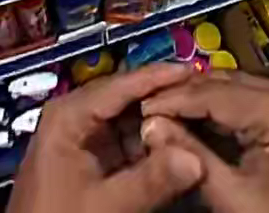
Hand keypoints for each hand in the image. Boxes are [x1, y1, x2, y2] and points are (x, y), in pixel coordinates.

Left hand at [9, 64, 205, 212]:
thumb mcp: (103, 207)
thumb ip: (149, 182)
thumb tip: (196, 159)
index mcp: (69, 113)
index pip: (121, 84)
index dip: (158, 76)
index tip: (192, 70)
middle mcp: (73, 114)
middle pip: (125, 97)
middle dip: (161, 98)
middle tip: (198, 94)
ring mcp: (79, 135)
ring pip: (126, 118)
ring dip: (156, 121)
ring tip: (192, 115)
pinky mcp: (87, 157)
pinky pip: (122, 140)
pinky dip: (146, 142)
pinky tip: (171, 144)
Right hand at [139, 72, 268, 212]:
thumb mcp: (235, 200)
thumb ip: (192, 158)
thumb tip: (149, 125)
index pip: (214, 93)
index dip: (172, 100)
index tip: (138, 109)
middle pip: (221, 84)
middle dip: (180, 96)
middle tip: (142, 109)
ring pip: (228, 88)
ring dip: (194, 100)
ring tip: (157, 112)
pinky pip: (241, 101)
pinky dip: (212, 110)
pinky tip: (185, 119)